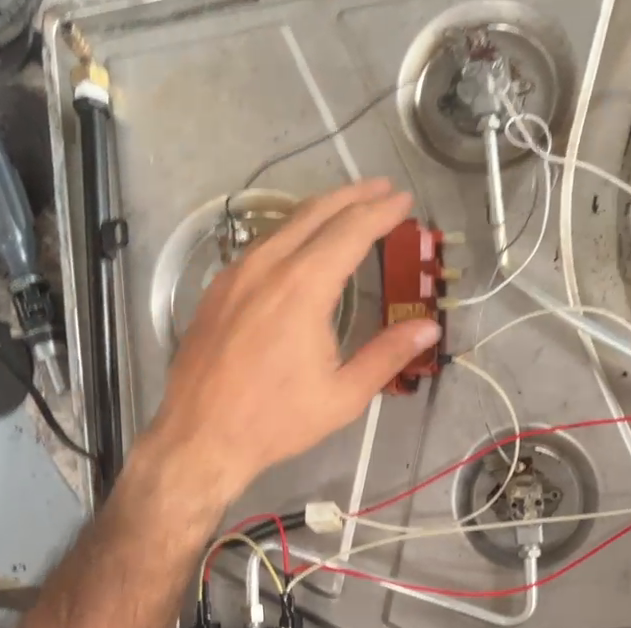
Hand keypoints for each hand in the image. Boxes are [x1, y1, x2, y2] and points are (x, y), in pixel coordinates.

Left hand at [140, 178, 439, 501]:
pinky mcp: (216, 290)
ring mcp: (235, 275)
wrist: (201, 436)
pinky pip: (260, 247)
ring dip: (320, 211)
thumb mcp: (342, 396)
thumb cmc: (276, 421)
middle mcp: (266, 267)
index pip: (350, 232)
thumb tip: (428, 329)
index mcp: (302, 288)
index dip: (381, 212)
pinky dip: (290, 234)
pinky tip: (299, 246)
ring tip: (347, 209)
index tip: (404, 200)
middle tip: (382, 188)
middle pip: (315, 214)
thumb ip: (387, 355)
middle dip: (353, 197)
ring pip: (283, 226)